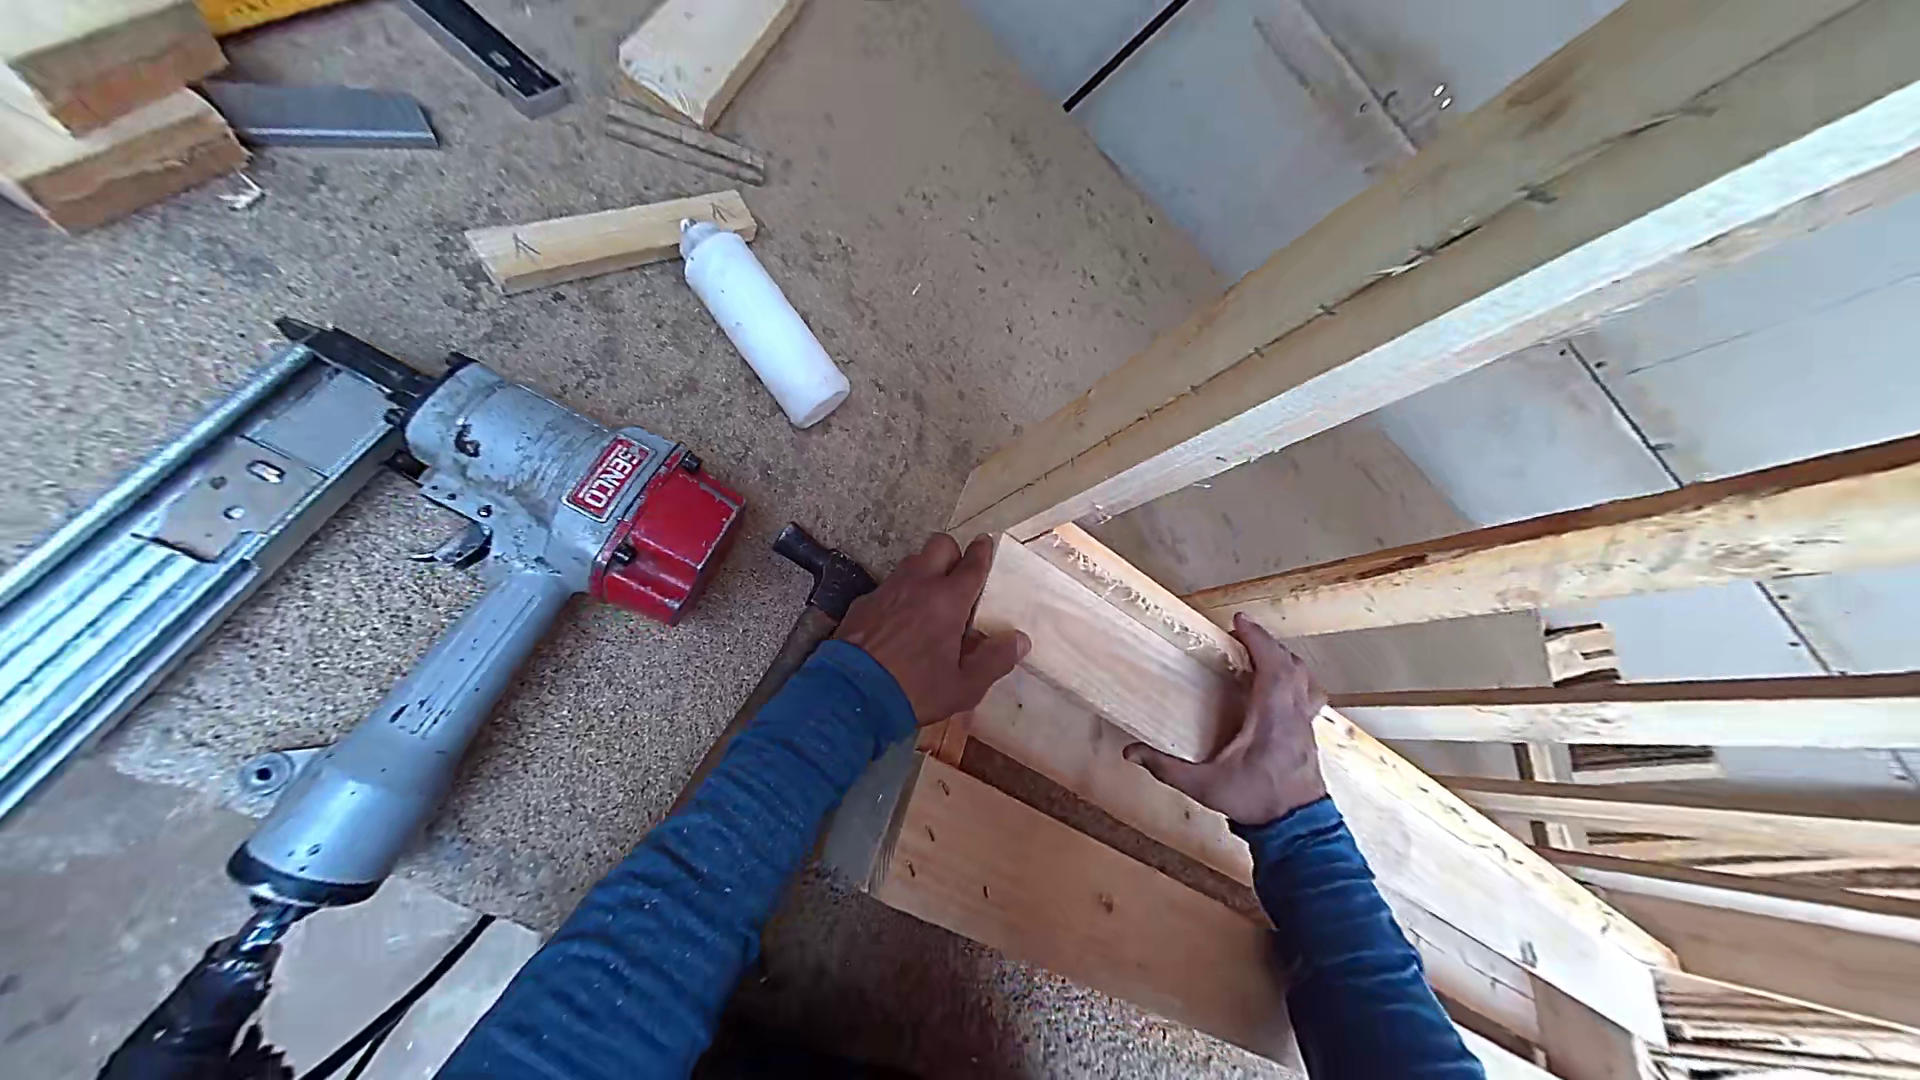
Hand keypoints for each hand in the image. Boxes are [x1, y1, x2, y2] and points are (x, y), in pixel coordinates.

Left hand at [836, 533, 1029, 724]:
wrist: (849, 696)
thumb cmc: (914, 690)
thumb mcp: (963, 686)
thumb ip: (994, 660)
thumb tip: (1020, 640)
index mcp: (948, 600)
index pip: (972, 564)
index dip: (983, 552)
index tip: (986, 544)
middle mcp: (918, 584)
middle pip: (940, 544)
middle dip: (953, 553)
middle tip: (958, 578)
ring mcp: (887, 590)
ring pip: (912, 561)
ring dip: (926, 570)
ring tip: (930, 599)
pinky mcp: (863, 602)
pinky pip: (889, 585)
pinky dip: (900, 593)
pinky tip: (898, 620)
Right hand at [1124, 614, 1327, 826]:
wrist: (1299, 830)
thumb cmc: (1254, 801)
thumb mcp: (1204, 786)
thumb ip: (1166, 768)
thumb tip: (1130, 753)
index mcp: (1271, 716)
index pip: (1271, 665)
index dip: (1257, 638)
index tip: (1239, 620)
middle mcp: (1292, 713)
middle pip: (1290, 664)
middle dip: (1267, 643)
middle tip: (1242, 633)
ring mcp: (1304, 724)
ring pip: (1305, 679)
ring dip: (1284, 659)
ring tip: (1261, 653)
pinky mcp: (1308, 734)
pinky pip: (1307, 694)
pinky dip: (1294, 679)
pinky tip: (1279, 686)